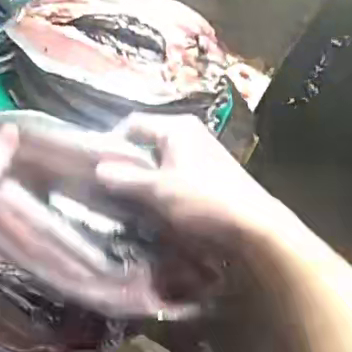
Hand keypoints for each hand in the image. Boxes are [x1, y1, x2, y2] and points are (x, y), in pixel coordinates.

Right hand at [94, 113, 289, 240]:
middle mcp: (190, 134)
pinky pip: (176, 177)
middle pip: (147, 144)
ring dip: (146, 182)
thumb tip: (97, 168)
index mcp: (177, 127)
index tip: (99, 171)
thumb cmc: (203, 201)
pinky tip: (159, 211)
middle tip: (112, 191)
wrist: (254, 226)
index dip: (112, 144)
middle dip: (128, 166)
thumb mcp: (157, 190)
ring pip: (161, 163)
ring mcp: (202, 155)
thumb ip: (125, 178)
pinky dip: (164, 190)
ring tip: (133, 205)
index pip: (132, 124)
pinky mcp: (211, 177)